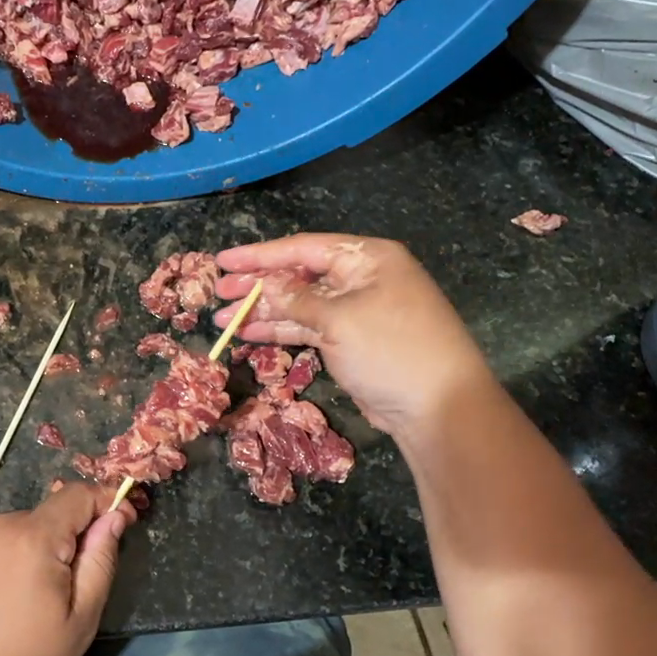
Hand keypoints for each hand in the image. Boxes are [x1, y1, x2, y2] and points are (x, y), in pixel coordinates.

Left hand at [0, 481, 131, 655]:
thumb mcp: (79, 620)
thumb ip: (100, 561)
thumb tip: (114, 516)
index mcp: (32, 537)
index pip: (78, 494)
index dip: (105, 503)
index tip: (123, 522)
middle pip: (50, 514)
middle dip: (69, 538)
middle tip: (69, 588)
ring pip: (24, 526)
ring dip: (37, 547)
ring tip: (28, 598)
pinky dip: (10, 552)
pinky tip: (0, 593)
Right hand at [214, 234, 492, 436]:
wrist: (437, 406)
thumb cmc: (392, 349)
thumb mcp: (339, 319)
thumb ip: (296, 300)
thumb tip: (264, 286)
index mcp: (367, 259)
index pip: (303, 249)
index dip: (259, 256)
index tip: (221, 261)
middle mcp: (362, 279)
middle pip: (299, 275)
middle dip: (257, 284)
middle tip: (218, 292)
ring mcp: (356, 311)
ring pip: (299, 304)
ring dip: (262, 311)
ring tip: (222, 319)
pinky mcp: (351, 341)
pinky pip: (308, 327)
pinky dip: (280, 330)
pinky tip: (249, 334)